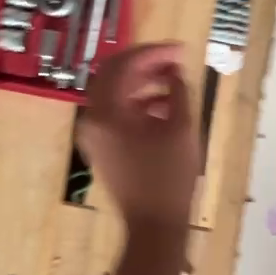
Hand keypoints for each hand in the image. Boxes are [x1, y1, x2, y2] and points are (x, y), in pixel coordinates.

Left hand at [76, 43, 198, 232]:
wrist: (154, 224)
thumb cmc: (170, 178)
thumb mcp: (183, 128)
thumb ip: (178, 91)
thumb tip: (174, 71)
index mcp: (107, 112)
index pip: (123, 65)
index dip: (153, 53)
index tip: (181, 50)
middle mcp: (93, 119)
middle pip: (113, 75)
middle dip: (146, 64)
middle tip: (176, 61)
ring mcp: (95, 134)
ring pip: (116, 93)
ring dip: (144, 83)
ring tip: (175, 84)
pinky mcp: (103, 146)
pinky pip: (117, 112)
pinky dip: (139, 103)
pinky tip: (167, 108)